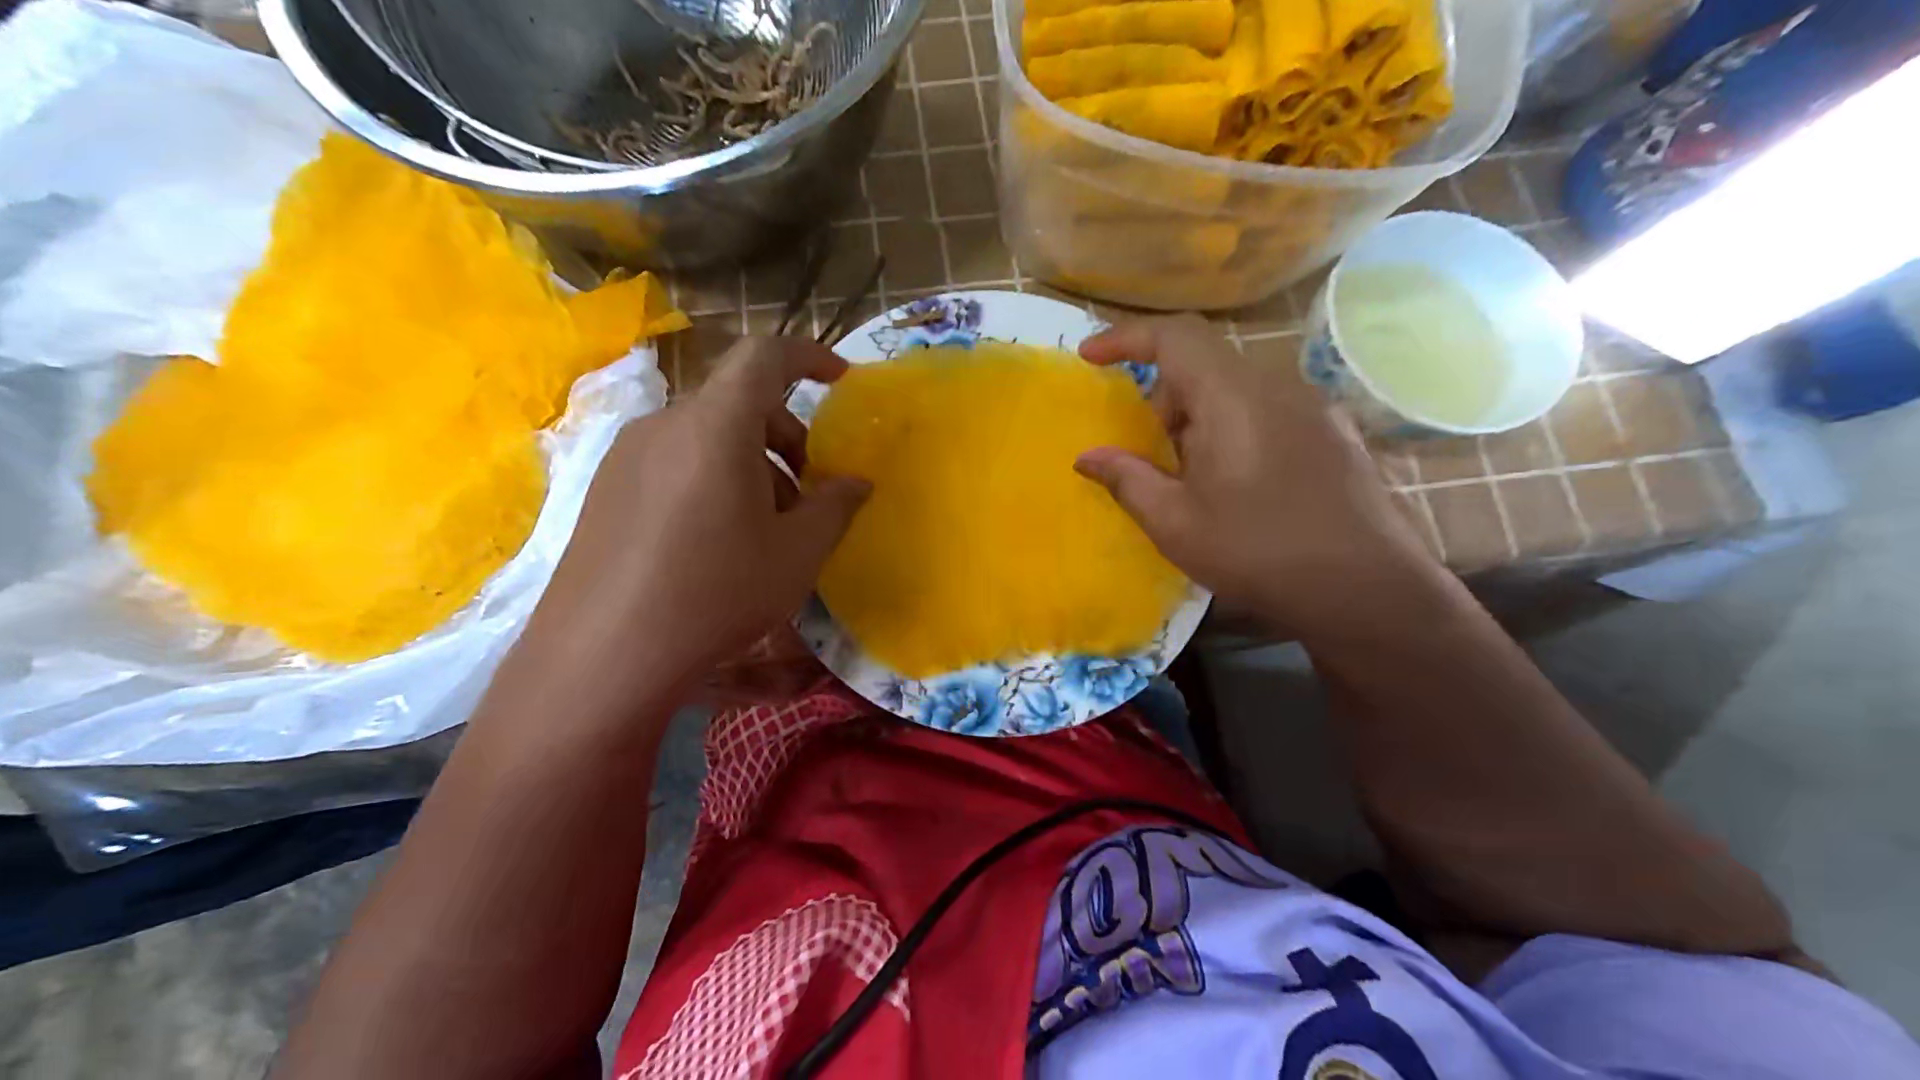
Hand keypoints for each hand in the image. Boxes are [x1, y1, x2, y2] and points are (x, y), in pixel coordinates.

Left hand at [518, 337, 869, 706]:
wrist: (604, 656)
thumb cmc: (716, 593)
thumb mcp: (796, 554)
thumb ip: (835, 507)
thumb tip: (856, 482)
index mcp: (716, 425)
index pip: (765, 356)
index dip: (809, 357)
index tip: (841, 381)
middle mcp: (665, 424)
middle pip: (737, 403)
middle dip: (786, 436)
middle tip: (809, 493)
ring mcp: (627, 456)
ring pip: (707, 436)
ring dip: (751, 464)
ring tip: (767, 528)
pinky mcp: (605, 489)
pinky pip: (674, 462)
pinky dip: (712, 480)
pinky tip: (718, 542)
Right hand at [1074, 315, 1441, 637]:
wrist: (1367, 589)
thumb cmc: (1257, 552)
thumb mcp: (1175, 523)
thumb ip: (1126, 480)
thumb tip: (1087, 457)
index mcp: (1232, 397)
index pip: (1174, 336)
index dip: (1125, 338)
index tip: (1089, 358)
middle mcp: (1275, 387)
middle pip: (1203, 365)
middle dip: (1161, 398)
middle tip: (1144, 453)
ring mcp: (1312, 408)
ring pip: (1235, 390)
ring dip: (1197, 419)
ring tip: (1189, 478)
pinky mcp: (1332, 434)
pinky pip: (1266, 411)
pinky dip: (1232, 429)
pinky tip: (1237, 485)